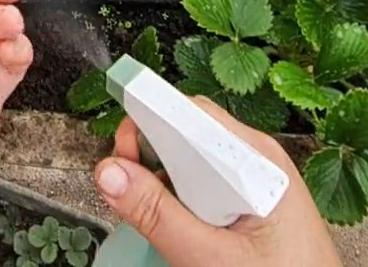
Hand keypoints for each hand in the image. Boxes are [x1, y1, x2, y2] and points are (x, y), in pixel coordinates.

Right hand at [95, 98, 341, 266]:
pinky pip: (203, 178)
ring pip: (190, 155)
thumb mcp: (213, 261)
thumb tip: (108, 170)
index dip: (147, 125)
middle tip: (130, 194)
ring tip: (157, 220)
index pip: (189, 115)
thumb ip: (158, 216)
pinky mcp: (251, 200)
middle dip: (149, 154)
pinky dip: (180, 197)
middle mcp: (257, 159)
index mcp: (258, 161)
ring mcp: (256, 179)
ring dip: (162, 180)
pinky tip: (179, 229)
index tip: (120, 156)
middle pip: (185, 130)